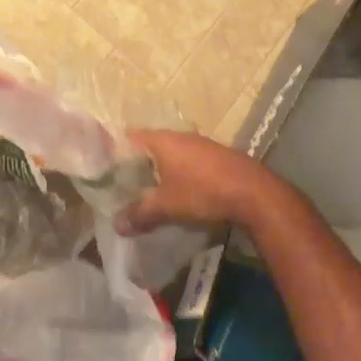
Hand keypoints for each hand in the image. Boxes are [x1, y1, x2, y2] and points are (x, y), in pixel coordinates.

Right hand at [115, 129, 287, 236]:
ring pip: (170, 154)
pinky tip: (181, 193)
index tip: (106, 171)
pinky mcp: (216, 157)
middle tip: (126, 186)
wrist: (254, 193)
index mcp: (160, 139)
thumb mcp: (166, 207)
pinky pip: (188, 162)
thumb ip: (140, 213)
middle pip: (149, 146)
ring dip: (161, 171)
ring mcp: (200, 144)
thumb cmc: (202, 192)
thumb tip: (116, 225)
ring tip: (151, 192)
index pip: (128, 138)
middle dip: (138, 165)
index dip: (115, 152)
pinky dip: (180, 174)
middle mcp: (178, 135)